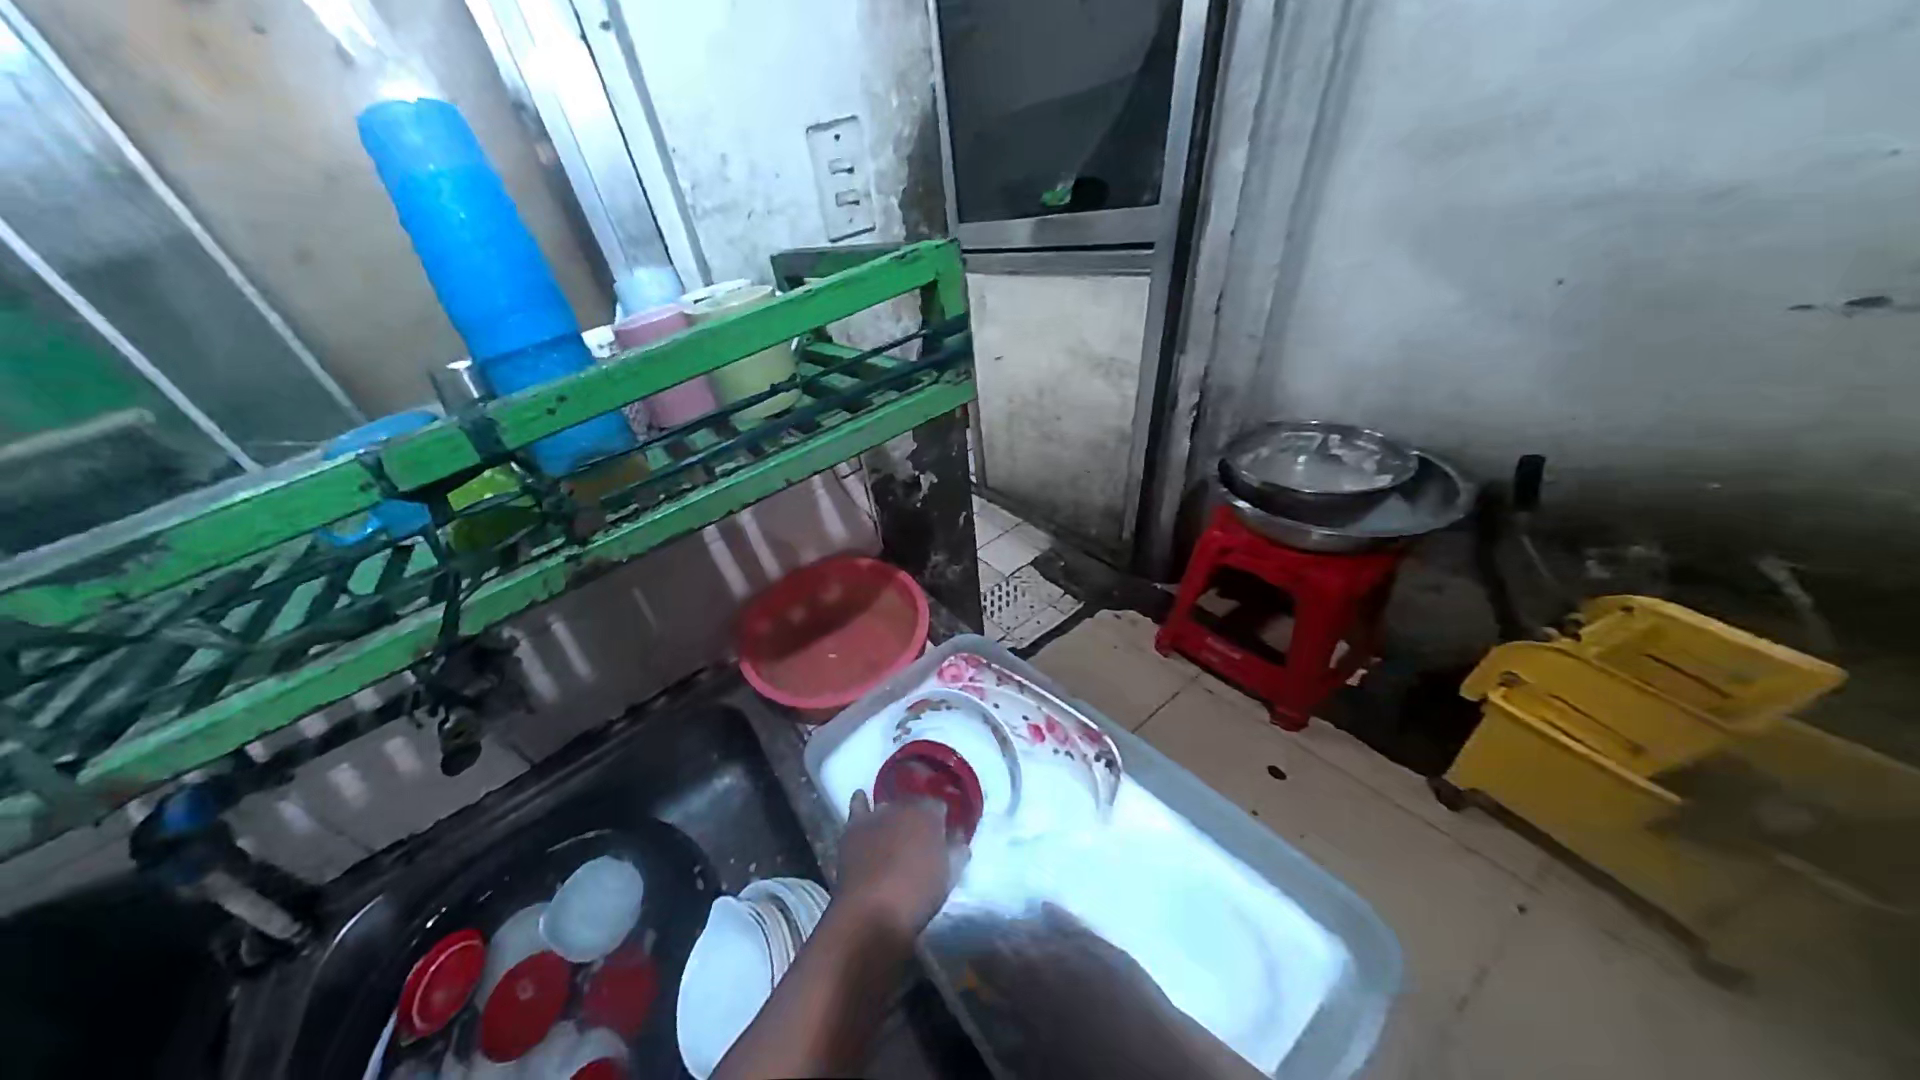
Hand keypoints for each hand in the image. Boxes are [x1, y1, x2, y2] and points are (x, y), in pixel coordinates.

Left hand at [833, 791, 966, 938]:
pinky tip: (861, 797)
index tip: (943, 835)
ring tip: (894, 832)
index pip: (940, 806)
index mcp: (930, 814)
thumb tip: (958, 835)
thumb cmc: (918, 894)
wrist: (872, 911)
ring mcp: (876, 815)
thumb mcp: (949, 875)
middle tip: (920, 839)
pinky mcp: (854, 827)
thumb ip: (958, 850)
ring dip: (893, 816)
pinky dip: (860, 801)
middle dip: (918, 818)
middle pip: (913, 805)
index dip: (942, 821)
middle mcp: (903, 805)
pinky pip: (858, 805)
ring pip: (888, 806)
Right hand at [966, 905, 1264, 1079]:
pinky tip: (1048, 909)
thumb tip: (998, 1023)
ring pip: (1042, 928)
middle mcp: (1051, 950)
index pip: (988, 957)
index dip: (976, 960)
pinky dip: (1059, 918)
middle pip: (1014, 936)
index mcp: (1027, 980)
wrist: (1163, 1067)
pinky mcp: (1109, 945)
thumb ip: (1016, 1038)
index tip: (967, 966)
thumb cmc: (1094, 1071)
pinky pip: (1077, 924)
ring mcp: (1083, 943)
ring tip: (1016, 938)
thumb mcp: (1043, 1064)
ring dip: (1026, 933)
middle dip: (1000, 944)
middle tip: (991, 956)